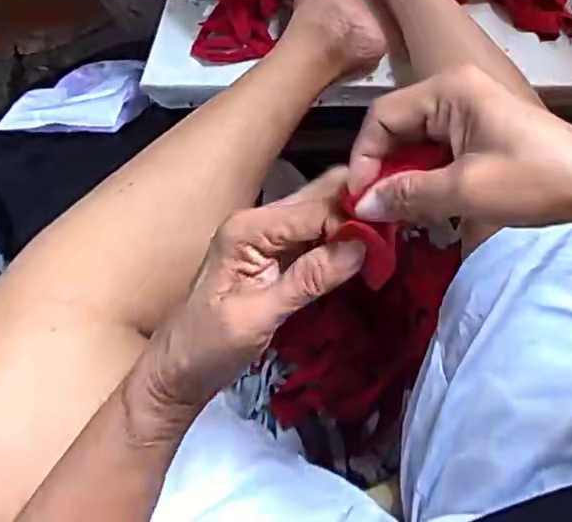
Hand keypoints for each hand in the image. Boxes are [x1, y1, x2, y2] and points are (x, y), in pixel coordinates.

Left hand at [141, 169, 367, 411]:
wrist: (175, 373)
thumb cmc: (206, 348)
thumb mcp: (255, 318)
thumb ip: (307, 279)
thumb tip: (360, 248)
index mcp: (249, 227)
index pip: (314, 210)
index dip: (352, 220)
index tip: (389, 236)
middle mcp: (260, 219)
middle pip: (320, 197)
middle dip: (358, 207)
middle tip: (396, 225)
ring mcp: (269, 233)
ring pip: (323, 210)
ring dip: (354, 221)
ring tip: (389, 235)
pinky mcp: (279, 250)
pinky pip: (318, 233)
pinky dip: (344, 237)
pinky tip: (367, 247)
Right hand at [346, 66, 571, 228]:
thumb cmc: (535, 178)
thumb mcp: (467, 190)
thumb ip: (408, 194)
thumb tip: (362, 205)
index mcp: (449, 88)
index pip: (382, 115)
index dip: (365, 157)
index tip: (359, 200)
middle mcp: (453, 89)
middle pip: (397, 126)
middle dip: (384, 168)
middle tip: (377, 212)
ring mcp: (467, 107)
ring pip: (415, 140)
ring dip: (404, 175)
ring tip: (400, 214)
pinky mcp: (478, 127)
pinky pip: (437, 147)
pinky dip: (426, 174)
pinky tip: (426, 203)